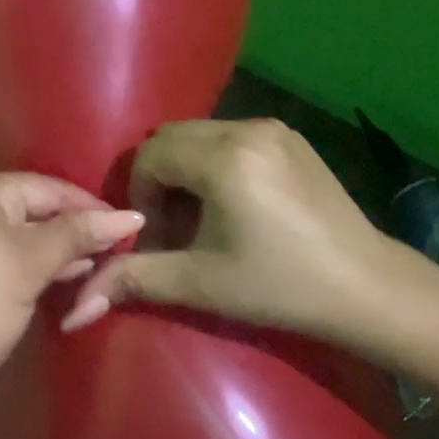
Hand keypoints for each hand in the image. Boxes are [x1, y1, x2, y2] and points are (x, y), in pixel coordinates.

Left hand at [0, 173, 142, 407]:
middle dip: (73, 237)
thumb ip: (79, 235)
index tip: (131, 232)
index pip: (50, 187)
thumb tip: (132, 215)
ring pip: (16, 242)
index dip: (92, 209)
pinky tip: (50, 293)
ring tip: (89, 279)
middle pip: (32, 213)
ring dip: (52, 260)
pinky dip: (26, 275)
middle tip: (113, 260)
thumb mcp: (31, 264)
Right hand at [61, 119, 393, 344]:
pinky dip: (217, 165)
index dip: (140, 197)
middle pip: (174, 139)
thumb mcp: (201, 283)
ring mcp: (275, 130)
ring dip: (187, 173)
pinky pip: (234, 139)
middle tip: (172, 233)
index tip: (156, 240)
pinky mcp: (293, 139)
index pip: (151, 156)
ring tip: (201, 224)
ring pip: (203, 136)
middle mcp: (248, 128)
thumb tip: (75, 309)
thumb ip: (134, 281)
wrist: (364, 286)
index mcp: (224, 157)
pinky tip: (233, 209)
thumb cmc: (280, 286)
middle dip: (160, 182)